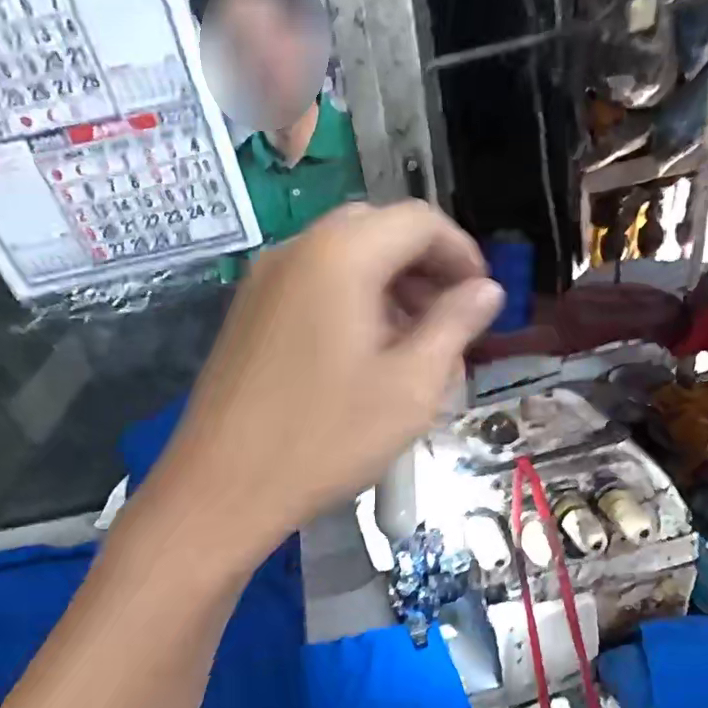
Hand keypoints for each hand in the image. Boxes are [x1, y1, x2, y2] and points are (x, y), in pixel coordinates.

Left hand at [147, 201, 502, 549]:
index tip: (481, 298)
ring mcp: (263, 281)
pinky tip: (362, 356)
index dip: (461, 252)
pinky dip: (349, 300)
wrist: (222, 488)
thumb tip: (485, 290)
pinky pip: (311, 284)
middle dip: (422, 267)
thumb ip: (455, 325)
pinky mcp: (247, 312)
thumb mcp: (410, 386)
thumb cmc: (325, 438)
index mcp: (339, 254)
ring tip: (411, 345)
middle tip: (447, 320)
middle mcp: (295, 251)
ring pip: (342, 257)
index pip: (417, 220)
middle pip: (376, 230)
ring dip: (387, 285)